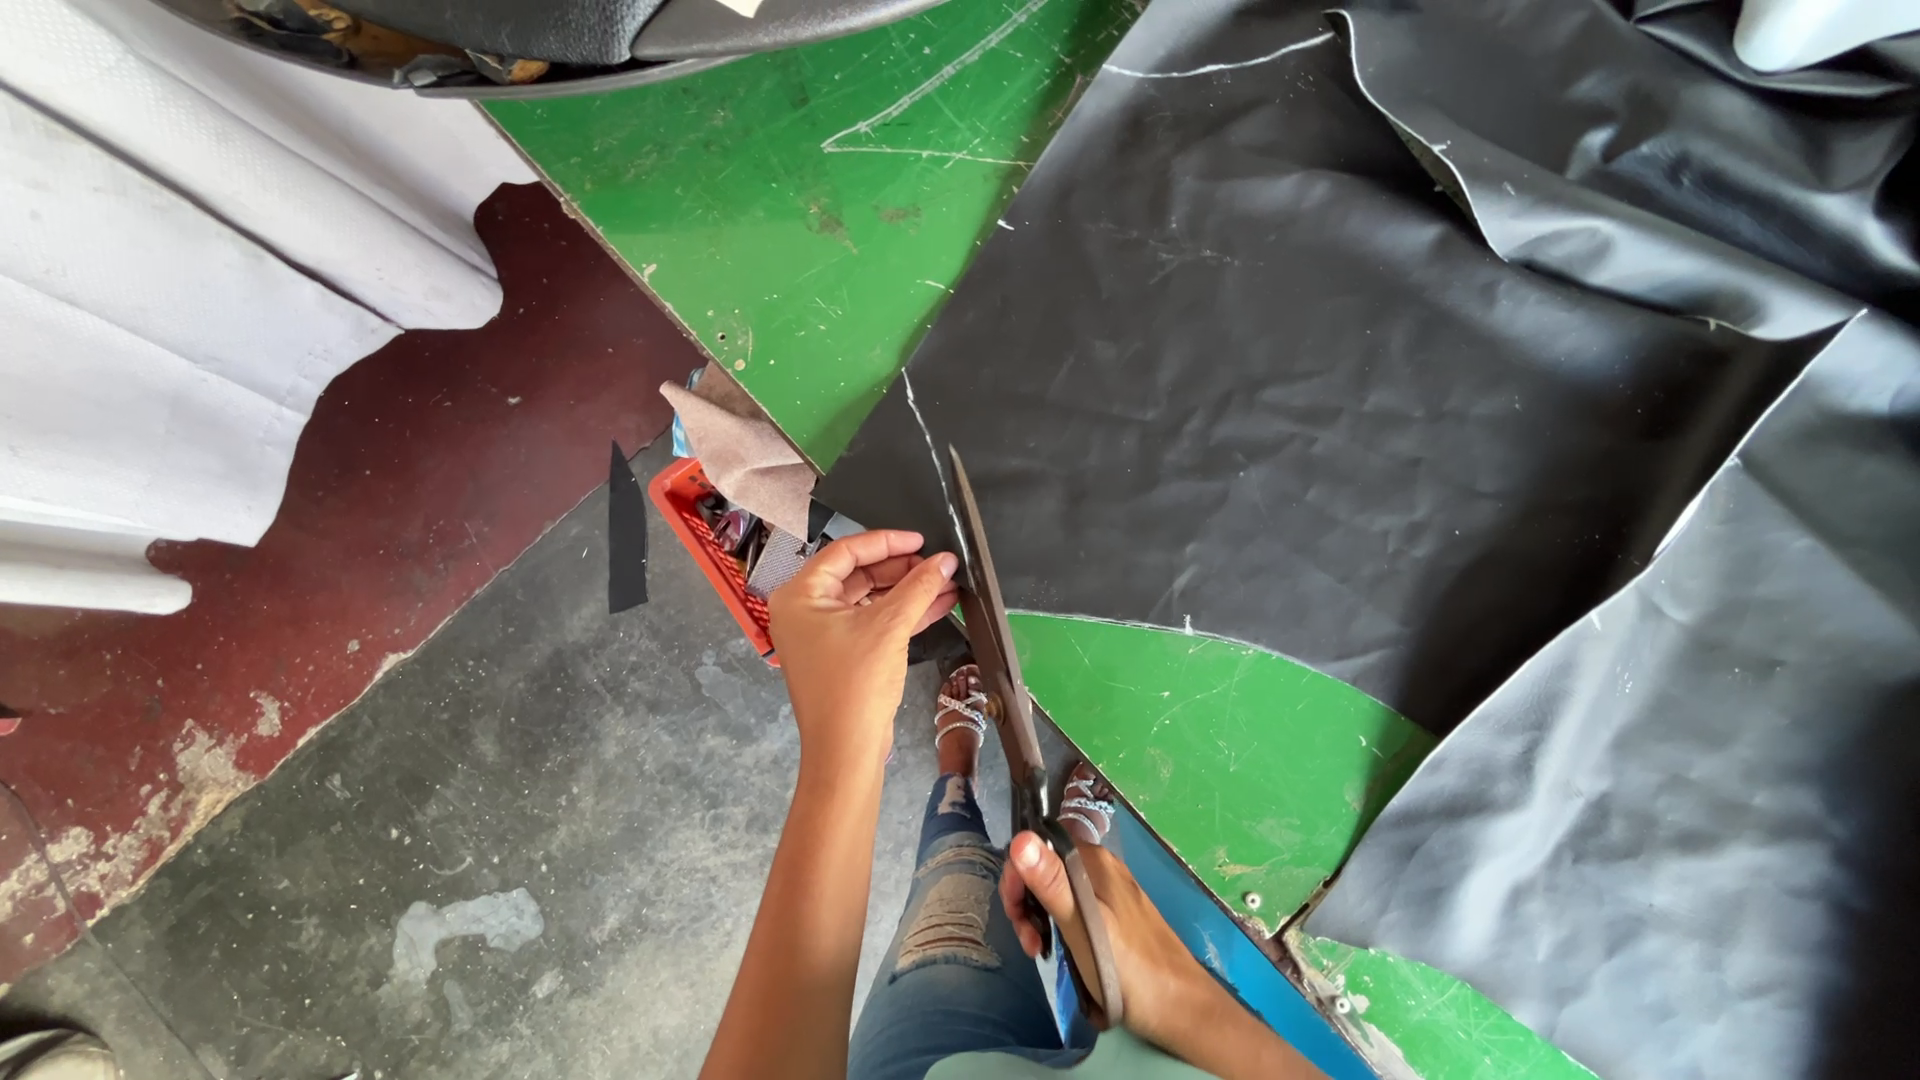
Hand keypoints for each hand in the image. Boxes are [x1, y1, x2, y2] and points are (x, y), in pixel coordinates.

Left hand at [768, 530, 958, 772]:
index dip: (886, 542)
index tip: (920, 541)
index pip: (846, 552)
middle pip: (859, 574)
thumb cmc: (855, 683)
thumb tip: (945, 561)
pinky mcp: (843, 655)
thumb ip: (918, 588)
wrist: (846, 750)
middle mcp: (806, 611)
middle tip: (937, 565)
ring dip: (908, 592)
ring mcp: (823, 635)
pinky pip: (873, 622)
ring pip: (870, 600)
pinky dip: (903, 614)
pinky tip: (938, 605)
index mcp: (801, 595)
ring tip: (947, 583)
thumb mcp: (889, 627)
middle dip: (902, 570)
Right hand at [1000, 832, 1219, 1049]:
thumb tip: (1020, 838)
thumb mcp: (1082, 926)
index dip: (1019, 875)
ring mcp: (1108, 890)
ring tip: (1041, 951)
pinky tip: (1060, 949)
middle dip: (1026, 901)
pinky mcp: (1113, 913)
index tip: (1016, 913)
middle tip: (1030, 942)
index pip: (1038, 845)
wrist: (1182, 1009)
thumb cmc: (1129, 968)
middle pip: (1045, 868)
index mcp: (1094, 861)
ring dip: (1039, 916)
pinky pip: (1073, 906)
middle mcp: (1100, 867)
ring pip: (1057, 889)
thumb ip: (1051, 883)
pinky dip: (1058, 924)